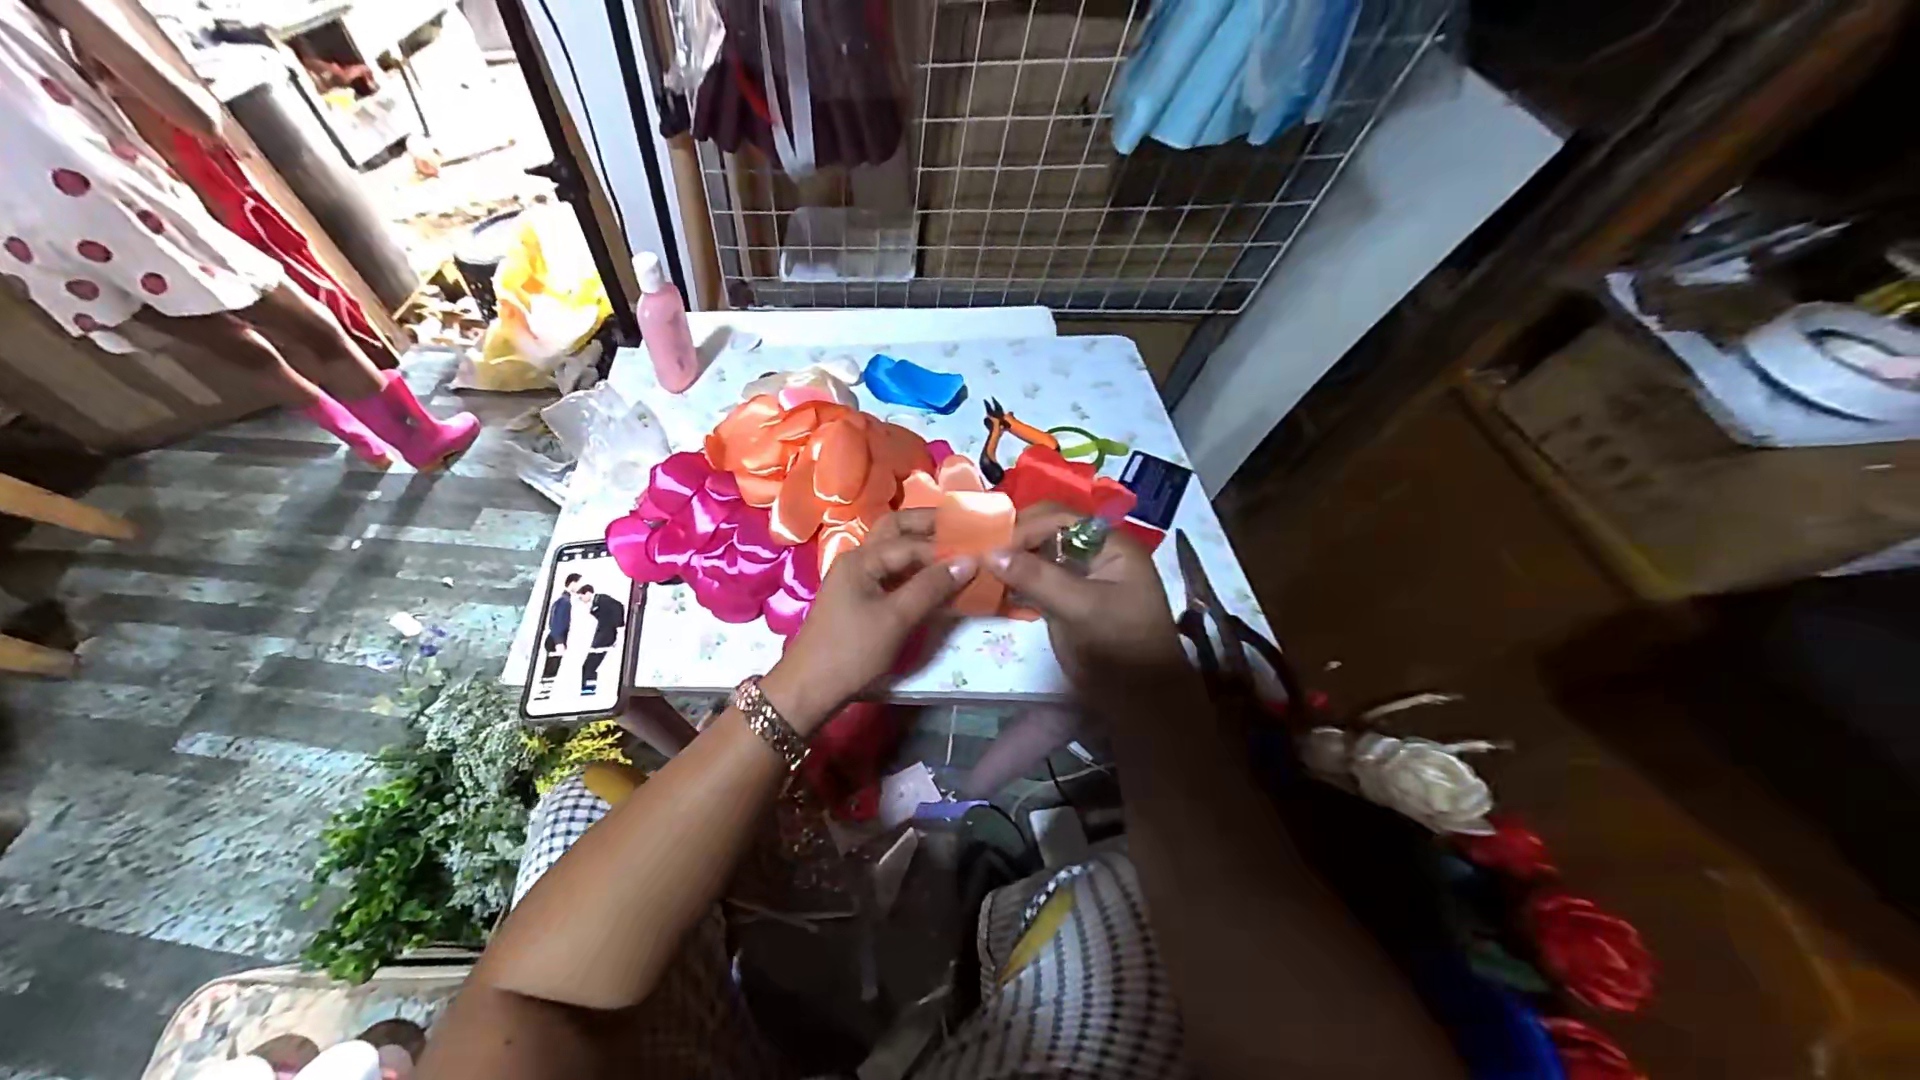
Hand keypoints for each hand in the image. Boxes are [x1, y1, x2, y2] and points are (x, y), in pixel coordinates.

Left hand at [763, 509, 974, 732]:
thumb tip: (969, 561)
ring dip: (921, 545)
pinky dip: (914, 570)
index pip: (911, 542)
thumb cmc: (851, 650)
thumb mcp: (896, 618)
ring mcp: (857, 579)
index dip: (945, 546)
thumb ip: (931, 587)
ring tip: (954, 548)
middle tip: (964, 528)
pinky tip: (935, 578)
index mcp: (862, 559)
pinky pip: (892, 572)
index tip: (979, 550)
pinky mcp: (861, 598)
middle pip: (896, 530)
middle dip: (928, 526)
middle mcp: (858, 560)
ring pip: (893, 550)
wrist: (810, 688)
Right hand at [986, 505, 1187, 690]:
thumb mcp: (1080, 607)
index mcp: (1110, 544)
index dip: (1023, 527)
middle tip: (979, 554)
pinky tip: (993, 588)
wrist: (1140, 700)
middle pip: (1047, 532)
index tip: (989, 547)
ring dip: (1011, 561)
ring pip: (1038, 556)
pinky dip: (1016, 582)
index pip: (1059, 518)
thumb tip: (989, 553)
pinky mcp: (1066, 601)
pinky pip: (1037, 581)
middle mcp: (1095, 554)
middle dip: (1014, 540)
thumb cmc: (1120, 645)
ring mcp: (1080, 578)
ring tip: (979, 568)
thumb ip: (1036, 577)